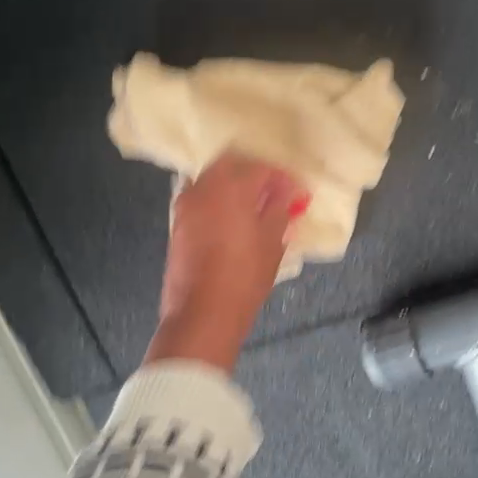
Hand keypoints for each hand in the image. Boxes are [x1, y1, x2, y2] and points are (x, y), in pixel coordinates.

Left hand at [143, 153, 305, 370]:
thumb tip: (287, 192)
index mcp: (230, 189)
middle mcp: (203, 188)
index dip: (285, 179)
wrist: (202, 313)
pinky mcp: (178, 223)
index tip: (299, 193)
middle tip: (276, 194)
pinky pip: (202, 198)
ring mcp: (186, 205)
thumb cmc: (244, 277)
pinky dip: (220, 201)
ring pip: (213, 180)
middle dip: (256, 174)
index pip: (263, 168)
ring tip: (257, 208)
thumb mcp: (272, 243)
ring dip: (236, 186)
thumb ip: (280, 210)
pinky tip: (236, 221)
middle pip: (232, 164)